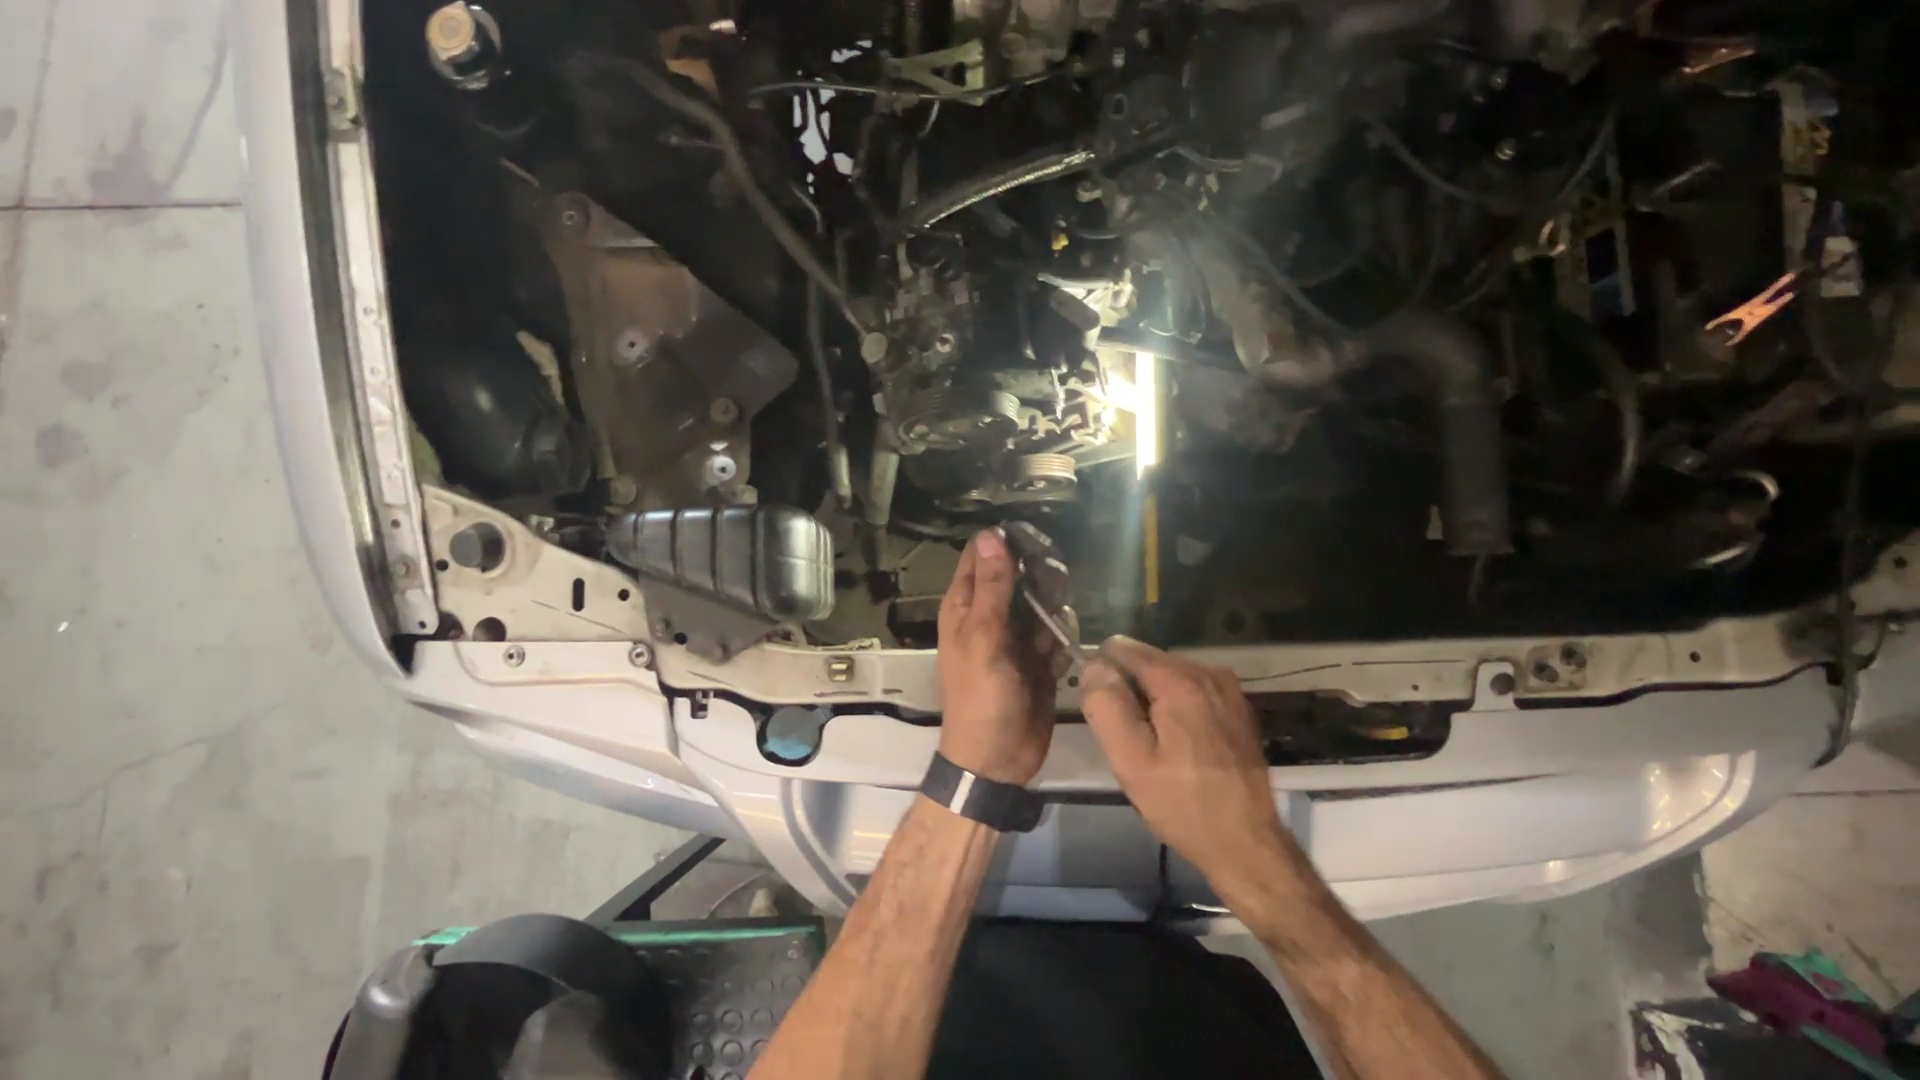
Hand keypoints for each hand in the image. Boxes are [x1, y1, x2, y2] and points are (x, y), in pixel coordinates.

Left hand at [935, 528, 1061, 785]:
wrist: (997, 759)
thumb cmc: (981, 698)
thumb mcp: (984, 638)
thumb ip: (992, 588)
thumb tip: (990, 535)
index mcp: (965, 608)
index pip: (980, 558)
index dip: (1004, 542)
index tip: (1035, 532)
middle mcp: (989, 617)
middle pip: (1017, 577)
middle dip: (1038, 575)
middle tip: (1058, 576)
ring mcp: (1016, 639)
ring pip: (1040, 604)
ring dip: (1053, 607)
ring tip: (1056, 622)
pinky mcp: (1039, 660)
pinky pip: (1055, 635)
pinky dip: (1060, 638)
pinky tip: (1059, 651)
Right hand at [1080, 636, 1297, 895]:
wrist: (1245, 843)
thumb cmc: (1182, 803)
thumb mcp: (1130, 760)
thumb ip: (1106, 705)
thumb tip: (1093, 666)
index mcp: (1180, 681)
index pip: (1123, 647)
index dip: (1103, 673)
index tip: (1103, 712)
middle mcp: (1208, 673)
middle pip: (1148, 661)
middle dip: (1130, 691)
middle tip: (1129, 741)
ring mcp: (1229, 691)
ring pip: (1170, 677)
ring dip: (1154, 702)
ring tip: (1153, 748)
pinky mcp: (1238, 709)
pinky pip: (1193, 693)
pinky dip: (1178, 710)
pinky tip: (1179, 749)